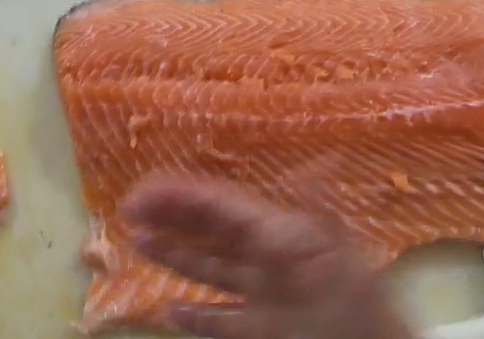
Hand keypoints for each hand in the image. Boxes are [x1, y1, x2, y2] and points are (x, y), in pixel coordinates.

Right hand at [120, 177, 414, 338]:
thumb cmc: (356, 312)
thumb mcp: (337, 258)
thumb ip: (317, 212)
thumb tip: (314, 162)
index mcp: (284, 233)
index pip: (223, 206)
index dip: (182, 196)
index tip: (140, 190)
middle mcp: (269, 260)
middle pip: (211, 233)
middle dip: (171, 218)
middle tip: (127, 208)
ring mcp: (265, 299)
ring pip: (210, 272)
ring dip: (174, 257)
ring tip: (136, 242)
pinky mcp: (263, 333)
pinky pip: (222, 321)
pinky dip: (195, 316)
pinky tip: (167, 311)